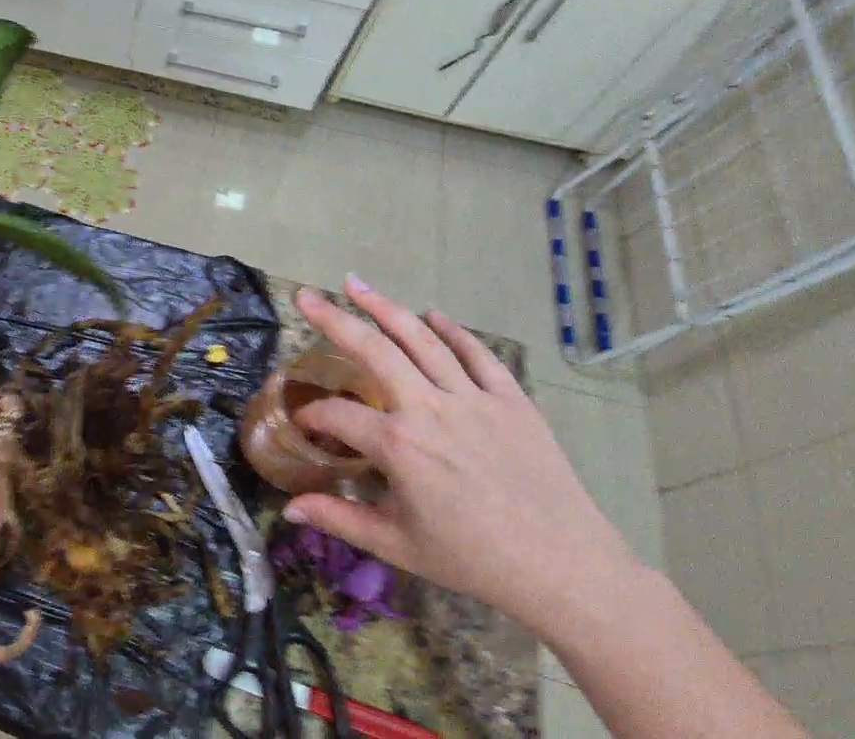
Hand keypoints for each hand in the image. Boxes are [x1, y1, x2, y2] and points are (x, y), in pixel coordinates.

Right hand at [283, 278, 637, 632]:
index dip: (312, 416)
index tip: (304, 424)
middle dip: (334, 319)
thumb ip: (338, 519)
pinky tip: (433, 315)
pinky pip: (479, 356)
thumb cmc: (473, 560)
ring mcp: (475, 400)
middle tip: (306, 296)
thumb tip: (289, 509)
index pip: (337, 415)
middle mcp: (430, 409)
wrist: (565, 569)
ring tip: (356, 285)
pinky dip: (454, 331)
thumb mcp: (397, 545)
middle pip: (374, 351)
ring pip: (423, 340)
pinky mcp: (512, 402)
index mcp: (399, 445)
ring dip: (386, 308)